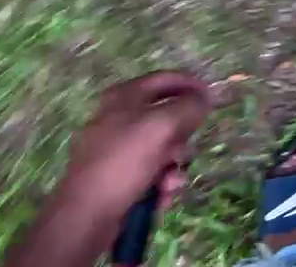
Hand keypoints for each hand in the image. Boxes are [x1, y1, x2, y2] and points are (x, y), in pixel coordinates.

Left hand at [59, 71, 214, 216]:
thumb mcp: (162, 126)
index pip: (165, 78)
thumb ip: (189, 106)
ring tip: (172, 180)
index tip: (211, 97)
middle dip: (182, 134)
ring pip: (159, 146)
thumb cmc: (123, 161)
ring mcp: (114, 148)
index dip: (191, 84)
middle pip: (164, 115)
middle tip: (186, 147)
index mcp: (123, 96)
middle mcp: (117, 117)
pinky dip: (160, 180)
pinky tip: (162, 193)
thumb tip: (204, 98)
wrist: (84, 217)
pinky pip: (148, 170)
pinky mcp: (114, 176)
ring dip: (173, 163)